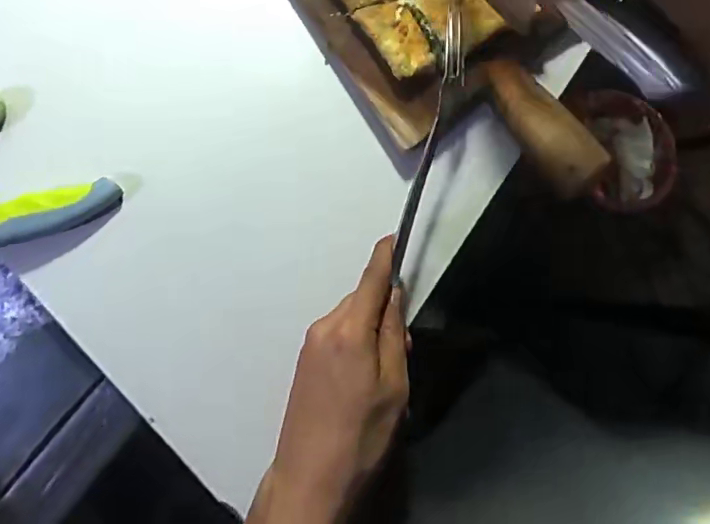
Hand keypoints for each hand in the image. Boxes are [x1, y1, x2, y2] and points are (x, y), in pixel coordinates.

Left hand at [248, 236, 409, 523]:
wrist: (309, 472)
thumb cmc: (360, 437)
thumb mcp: (394, 390)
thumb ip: (394, 337)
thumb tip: (394, 298)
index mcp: (349, 331)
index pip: (370, 283)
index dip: (383, 258)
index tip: (393, 237)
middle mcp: (325, 326)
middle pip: (360, 299)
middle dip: (382, 309)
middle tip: (403, 344)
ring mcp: (311, 340)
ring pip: (349, 316)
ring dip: (368, 328)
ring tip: (384, 374)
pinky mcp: (306, 356)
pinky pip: (336, 332)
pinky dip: (354, 339)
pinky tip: (363, 377)